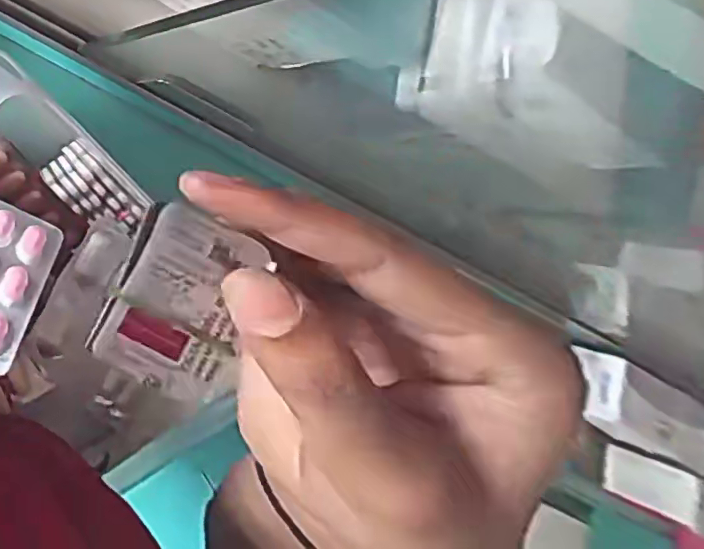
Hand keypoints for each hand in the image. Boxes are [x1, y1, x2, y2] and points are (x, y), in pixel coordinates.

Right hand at [182, 174, 581, 548]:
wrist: (358, 543)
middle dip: (273, 215)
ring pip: (320, 242)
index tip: (219, 193)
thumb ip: (319, 382)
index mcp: (503, 350)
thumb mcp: (373, 475)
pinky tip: (214, 227)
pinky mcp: (349, 305)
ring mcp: (398, 305)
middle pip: (353, 244)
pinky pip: (295, 260)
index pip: (390, 263)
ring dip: (256, 221)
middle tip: (200, 189)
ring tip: (200, 199)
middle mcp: (454, 312)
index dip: (301, 223)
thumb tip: (250, 280)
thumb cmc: (394, 529)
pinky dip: (249, 243)